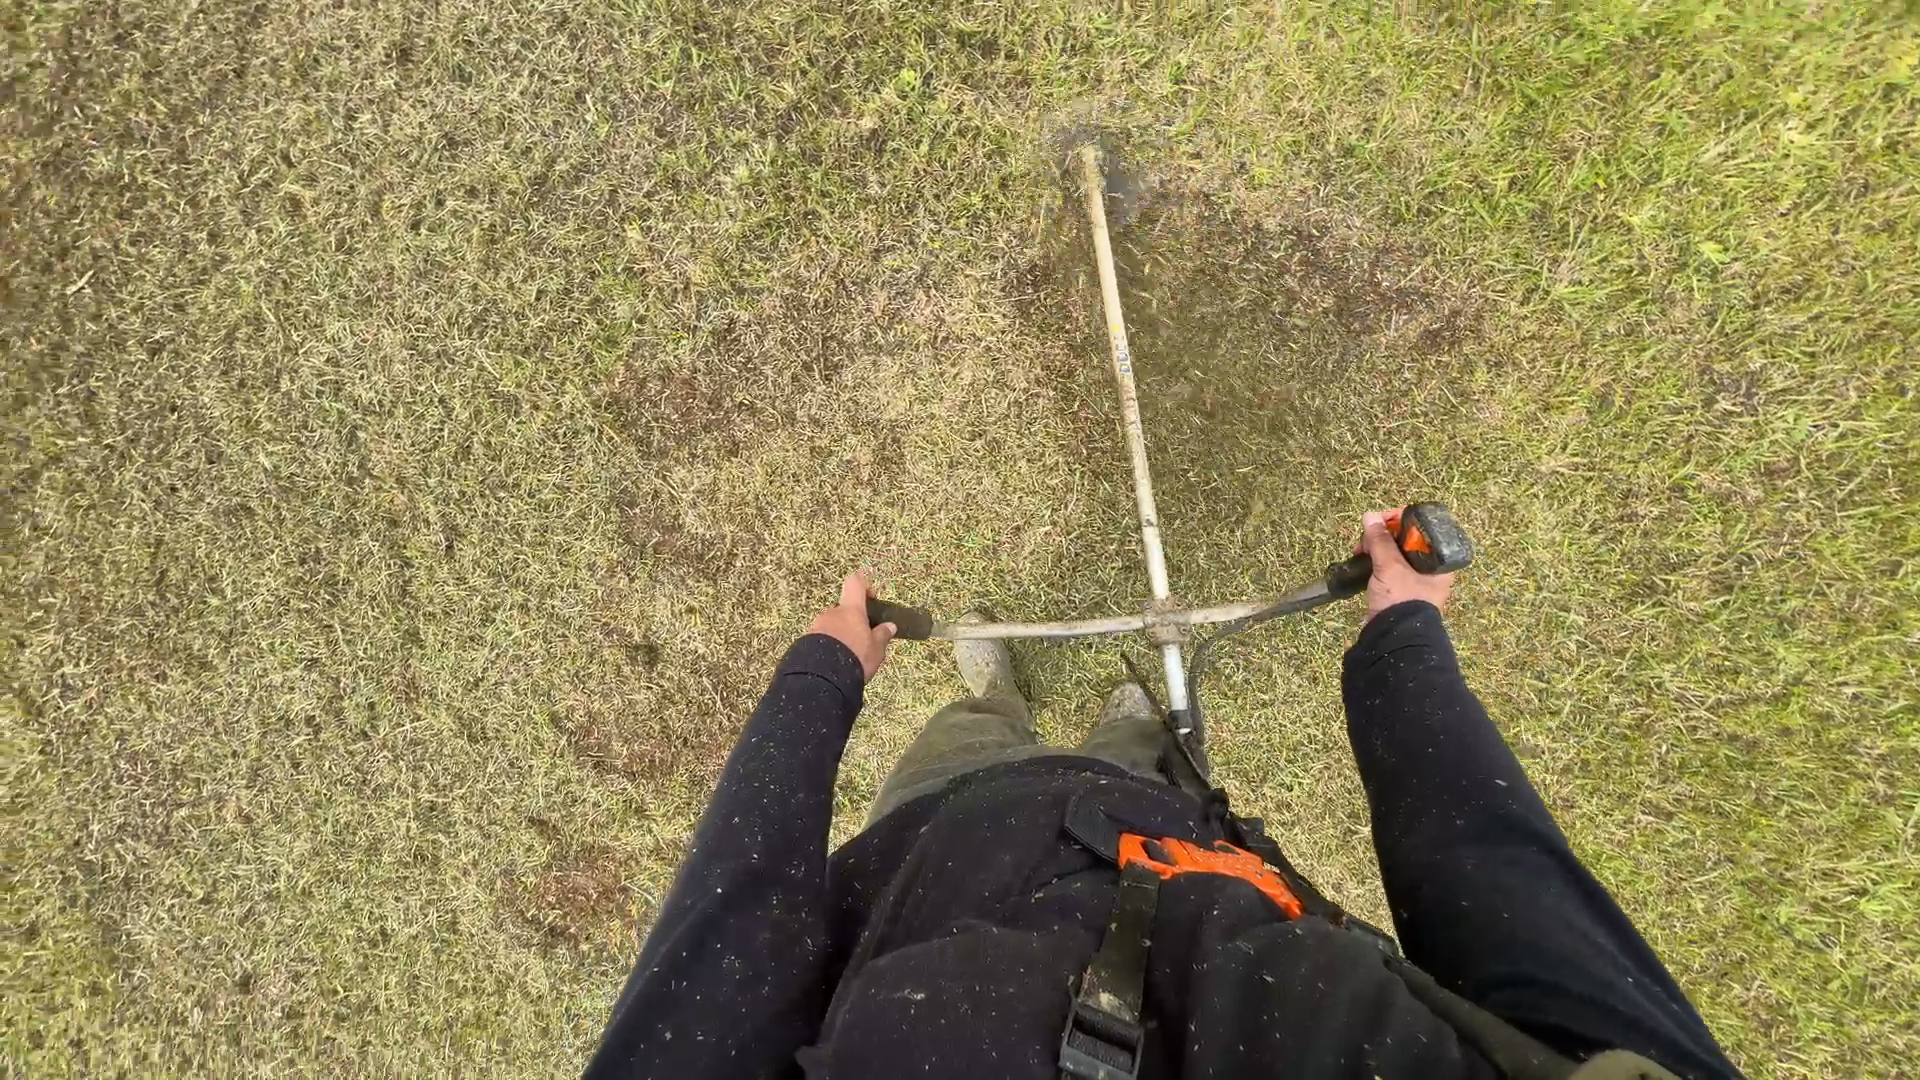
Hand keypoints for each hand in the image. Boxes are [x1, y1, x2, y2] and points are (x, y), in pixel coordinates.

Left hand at [807, 571, 895, 681]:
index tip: (871, 597)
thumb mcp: (876, 649)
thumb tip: (890, 626)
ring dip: (840, 635)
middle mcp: (832, 613)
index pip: (855, 583)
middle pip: (843, 609)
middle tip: (863, 639)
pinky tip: (835, 662)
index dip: (864, 586)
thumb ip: (882, 635)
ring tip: (849, 656)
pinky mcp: (806, 641)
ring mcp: (816, 626)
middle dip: (852, 621)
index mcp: (851, 610)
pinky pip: (820, 638)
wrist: (823, 678)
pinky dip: (828, 645)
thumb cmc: (855, 658)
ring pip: (832, 625)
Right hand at [1359, 510, 1452, 621]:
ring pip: (1394, 550)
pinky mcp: (1400, 586)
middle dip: (1381, 535)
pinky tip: (1363, 561)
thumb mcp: (1390, 566)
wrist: (1395, 634)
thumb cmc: (1401, 598)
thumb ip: (1380, 540)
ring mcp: (1415, 576)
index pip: (1421, 527)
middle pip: (1405, 537)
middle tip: (1365, 542)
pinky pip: (1387, 564)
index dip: (1398, 520)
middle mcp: (1430, 565)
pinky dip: (1375, 559)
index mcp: (1439, 559)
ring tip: (1359, 552)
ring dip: (1375, 547)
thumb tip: (1369, 516)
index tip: (1377, 522)